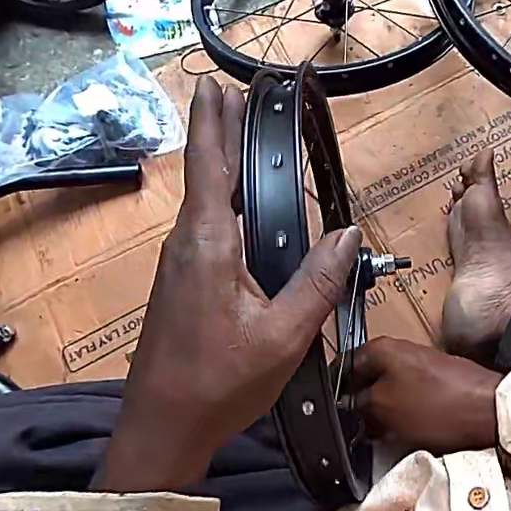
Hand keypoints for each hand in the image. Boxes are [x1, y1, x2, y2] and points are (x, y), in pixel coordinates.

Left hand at [95, 77, 362, 492]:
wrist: (162, 425)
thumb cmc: (219, 382)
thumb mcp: (282, 335)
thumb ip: (317, 282)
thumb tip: (348, 234)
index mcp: (207, 243)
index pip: (209, 165)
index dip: (212, 121)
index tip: (216, 85)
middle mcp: (186, 242)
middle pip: (203, 173)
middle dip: (216, 130)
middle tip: (231, 95)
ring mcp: (177, 262)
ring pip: (202, 200)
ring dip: (218, 164)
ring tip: (238, 136)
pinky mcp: (180, 281)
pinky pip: (203, 226)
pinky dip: (219, 198)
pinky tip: (237, 205)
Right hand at [348, 337, 500, 453]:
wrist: (491, 411)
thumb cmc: (433, 406)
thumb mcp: (383, 407)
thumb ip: (357, 405)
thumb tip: (348, 408)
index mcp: (379, 347)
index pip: (342, 368)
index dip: (335, 394)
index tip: (332, 417)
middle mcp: (397, 349)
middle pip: (365, 379)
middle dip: (359, 404)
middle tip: (355, 431)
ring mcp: (419, 364)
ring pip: (387, 390)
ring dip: (382, 412)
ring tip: (379, 435)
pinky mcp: (437, 381)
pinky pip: (409, 397)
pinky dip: (403, 414)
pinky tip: (404, 432)